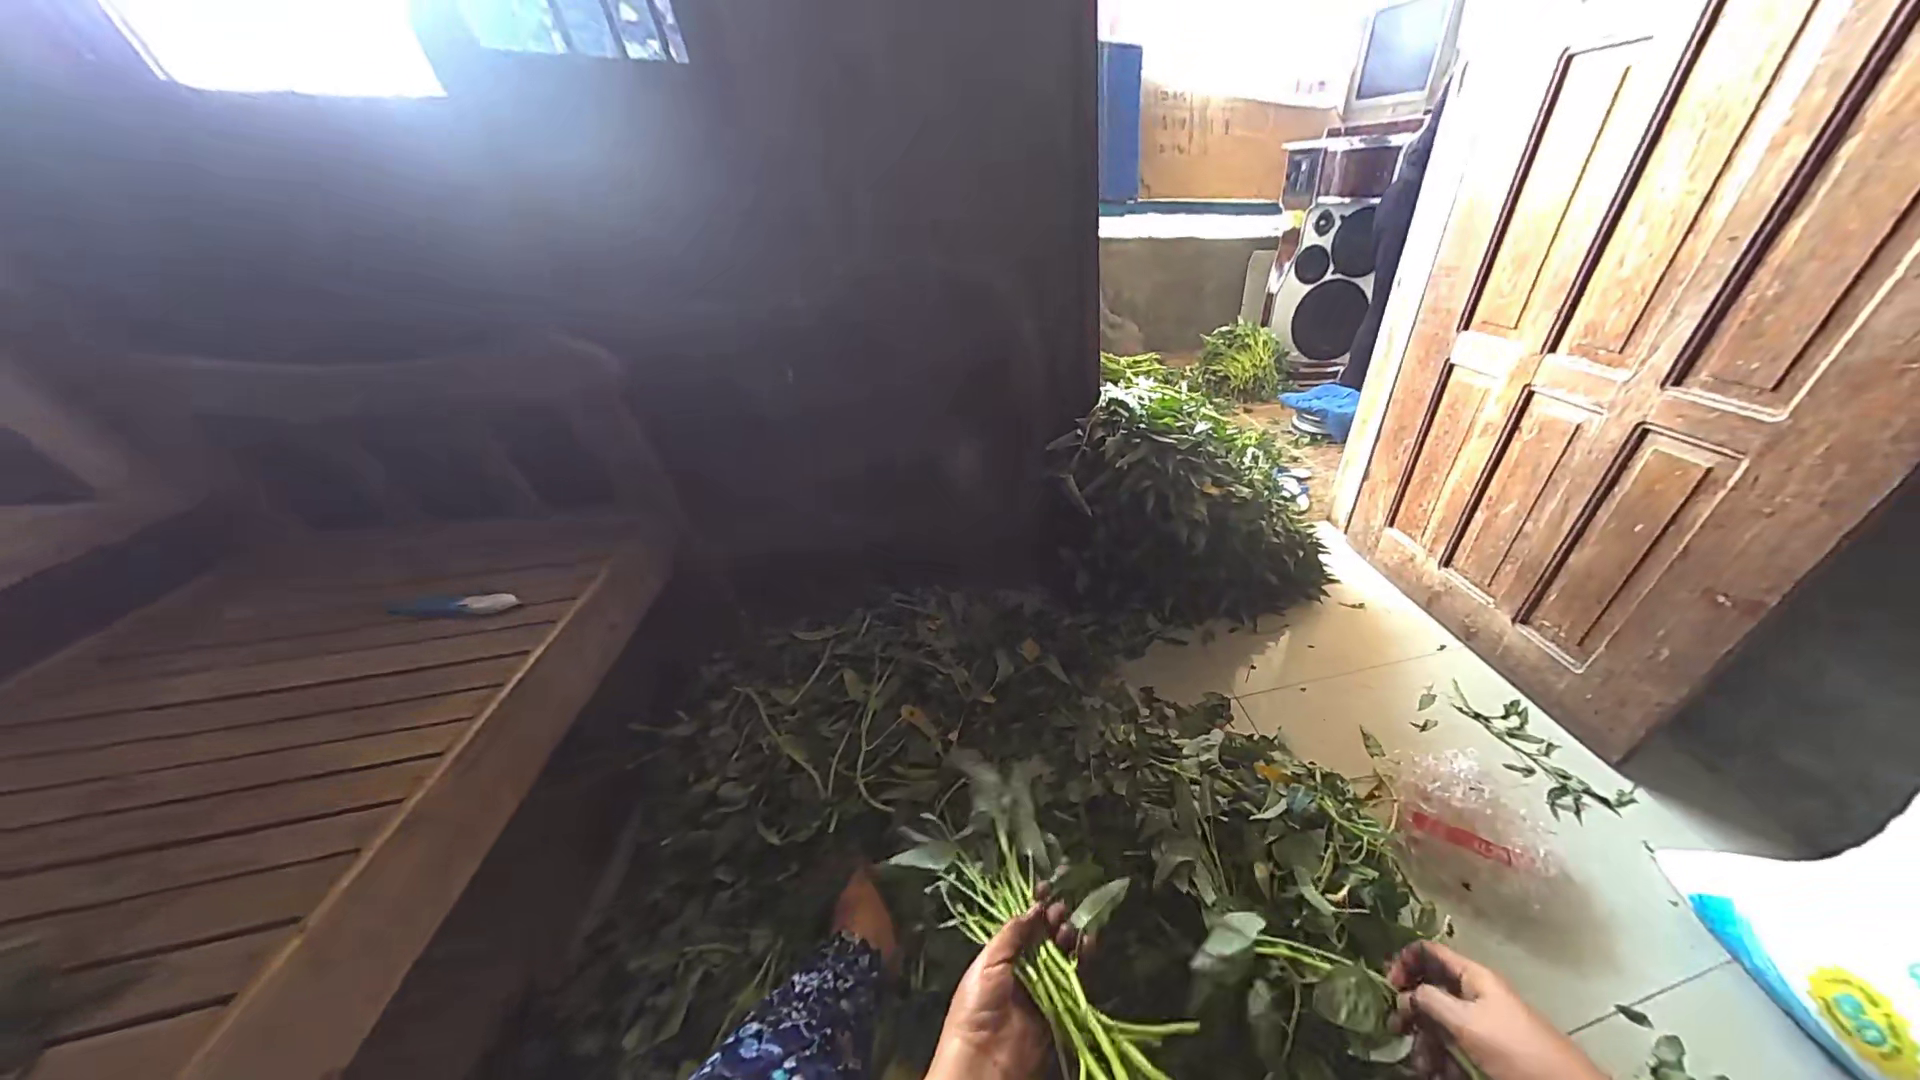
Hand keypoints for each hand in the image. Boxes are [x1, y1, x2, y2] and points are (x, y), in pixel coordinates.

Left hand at [925, 899, 1081, 1079]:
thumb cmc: (978, 1004)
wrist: (984, 1059)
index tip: (1046, 888)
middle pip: (1044, 938)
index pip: (1022, 925)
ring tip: (1070, 924)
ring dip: (1067, 937)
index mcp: (1001, 955)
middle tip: (1061, 907)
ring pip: (1060, 955)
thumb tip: (1034, 907)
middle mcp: (1023, 969)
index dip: (1034, 907)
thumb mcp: (989, 961)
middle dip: (1053, 920)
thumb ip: (1013, 934)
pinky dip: (1082, 960)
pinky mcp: (1059, 1007)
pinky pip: (1074, 980)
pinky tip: (1087, 943)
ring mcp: (1042, 988)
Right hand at [1390, 941, 1606, 1079]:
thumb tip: (1403, 996)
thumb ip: (1428, 1001)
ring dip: (1425, 1041)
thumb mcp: (1467, 1022)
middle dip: (1412, 1010)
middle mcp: (1475, 995)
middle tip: (1397, 1029)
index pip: (1427, 951)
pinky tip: (1436, 1073)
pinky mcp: (1490, 1053)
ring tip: (1421, 1066)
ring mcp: (1483, 1026)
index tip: (1390, 986)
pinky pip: (1456, 1048)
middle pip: (1430, 989)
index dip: (1404, 962)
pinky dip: (1443, 1059)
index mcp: (1472, 977)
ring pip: (1440, 1023)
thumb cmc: (1517, 1051)